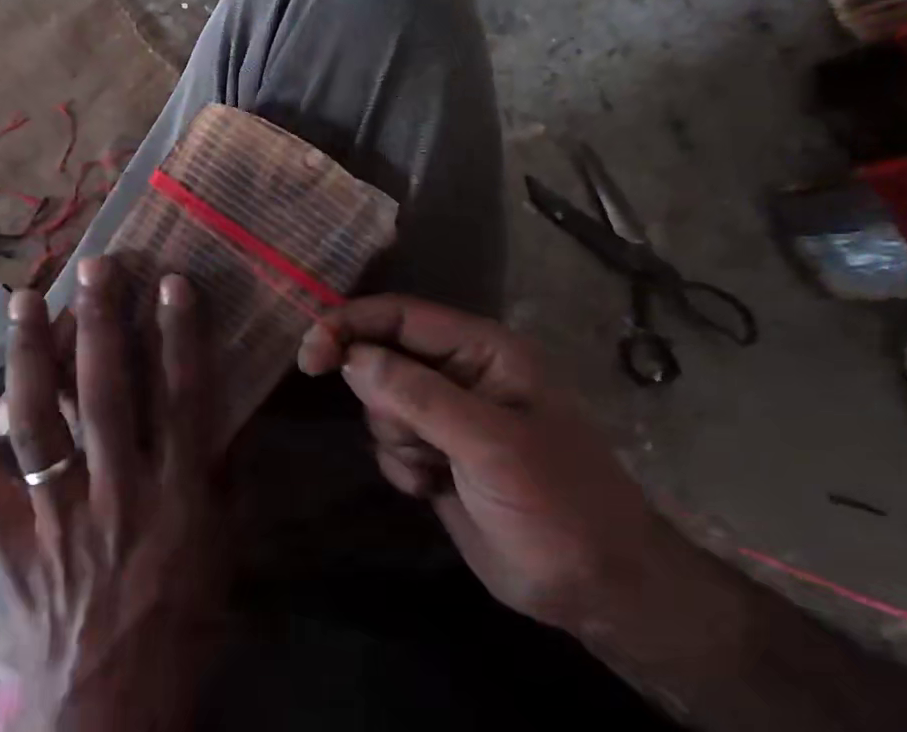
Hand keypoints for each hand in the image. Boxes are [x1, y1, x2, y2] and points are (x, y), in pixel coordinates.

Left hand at [0, 257, 225, 731]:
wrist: (120, 712)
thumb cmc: (186, 626)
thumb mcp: (226, 551)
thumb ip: (225, 479)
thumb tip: (225, 413)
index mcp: (179, 498)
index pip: (184, 401)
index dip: (179, 338)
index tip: (171, 282)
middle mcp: (119, 495)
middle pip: (107, 396)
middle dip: (100, 326)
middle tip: (93, 269)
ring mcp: (60, 520)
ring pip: (42, 426)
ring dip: (31, 360)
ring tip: (23, 303)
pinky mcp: (19, 551)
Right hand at [298, 295, 674, 632]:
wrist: (597, 591)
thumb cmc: (561, 506)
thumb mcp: (492, 446)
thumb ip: (420, 395)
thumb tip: (352, 357)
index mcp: (484, 351)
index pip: (400, 316)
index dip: (349, 326)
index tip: (309, 357)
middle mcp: (461, 374)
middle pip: (381, 357)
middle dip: (380, 399)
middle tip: (412, 439)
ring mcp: (447, 415)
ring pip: (379, 403)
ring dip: (393, 438)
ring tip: (435, 470)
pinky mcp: (435, 452)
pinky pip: (386, 441)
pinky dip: (398, 464)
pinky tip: (431, 488)